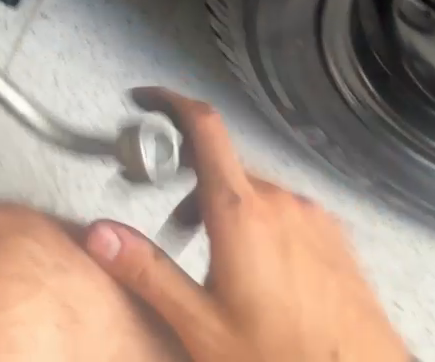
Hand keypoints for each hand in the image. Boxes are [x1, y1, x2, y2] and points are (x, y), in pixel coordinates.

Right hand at [83, 89, 407, 361]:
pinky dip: (259, 224)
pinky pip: (285, 212)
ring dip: (225, 209)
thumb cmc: (283, 360)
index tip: (147, 98)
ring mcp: (312, 217)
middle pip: (223, 165)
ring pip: (255, 192)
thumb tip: (99, 233)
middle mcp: (280, 201)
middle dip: (191, 184)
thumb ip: (147, 272)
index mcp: (242, 212)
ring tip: (215, 264)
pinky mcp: (335, 239)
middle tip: (173, 225)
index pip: (204, 127)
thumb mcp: (202, 327)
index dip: (170, 102)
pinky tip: (260, 275)